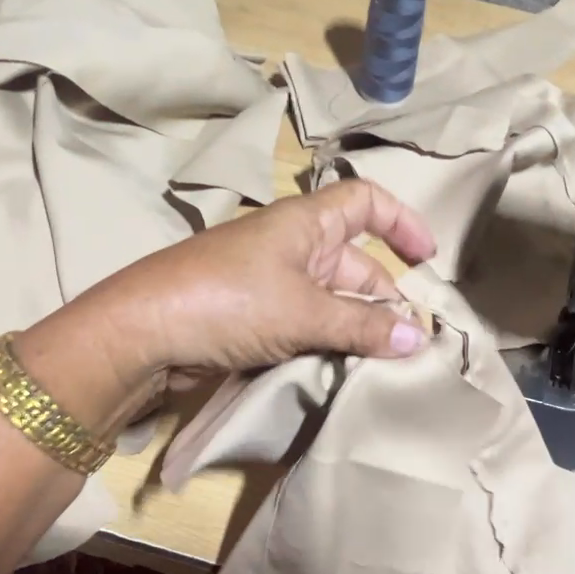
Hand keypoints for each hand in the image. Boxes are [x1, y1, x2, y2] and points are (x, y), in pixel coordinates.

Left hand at [33, 180, 437, 401]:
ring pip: (333, 302)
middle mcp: (293, 248)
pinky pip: (308, 327)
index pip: (365, 203)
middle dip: (385, 298)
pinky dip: (330, 344)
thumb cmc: (229, 301)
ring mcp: (273, 286)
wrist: (146, 333)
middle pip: (356, 264)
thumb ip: (362, 326)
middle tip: (411, 342)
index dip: (401, 222)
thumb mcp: (304, 312)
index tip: (428, 258)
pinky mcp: (257, 321)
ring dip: (359, 329)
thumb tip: (417, 339)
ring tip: (387, 364)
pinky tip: (348, 371)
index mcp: (306, 223)